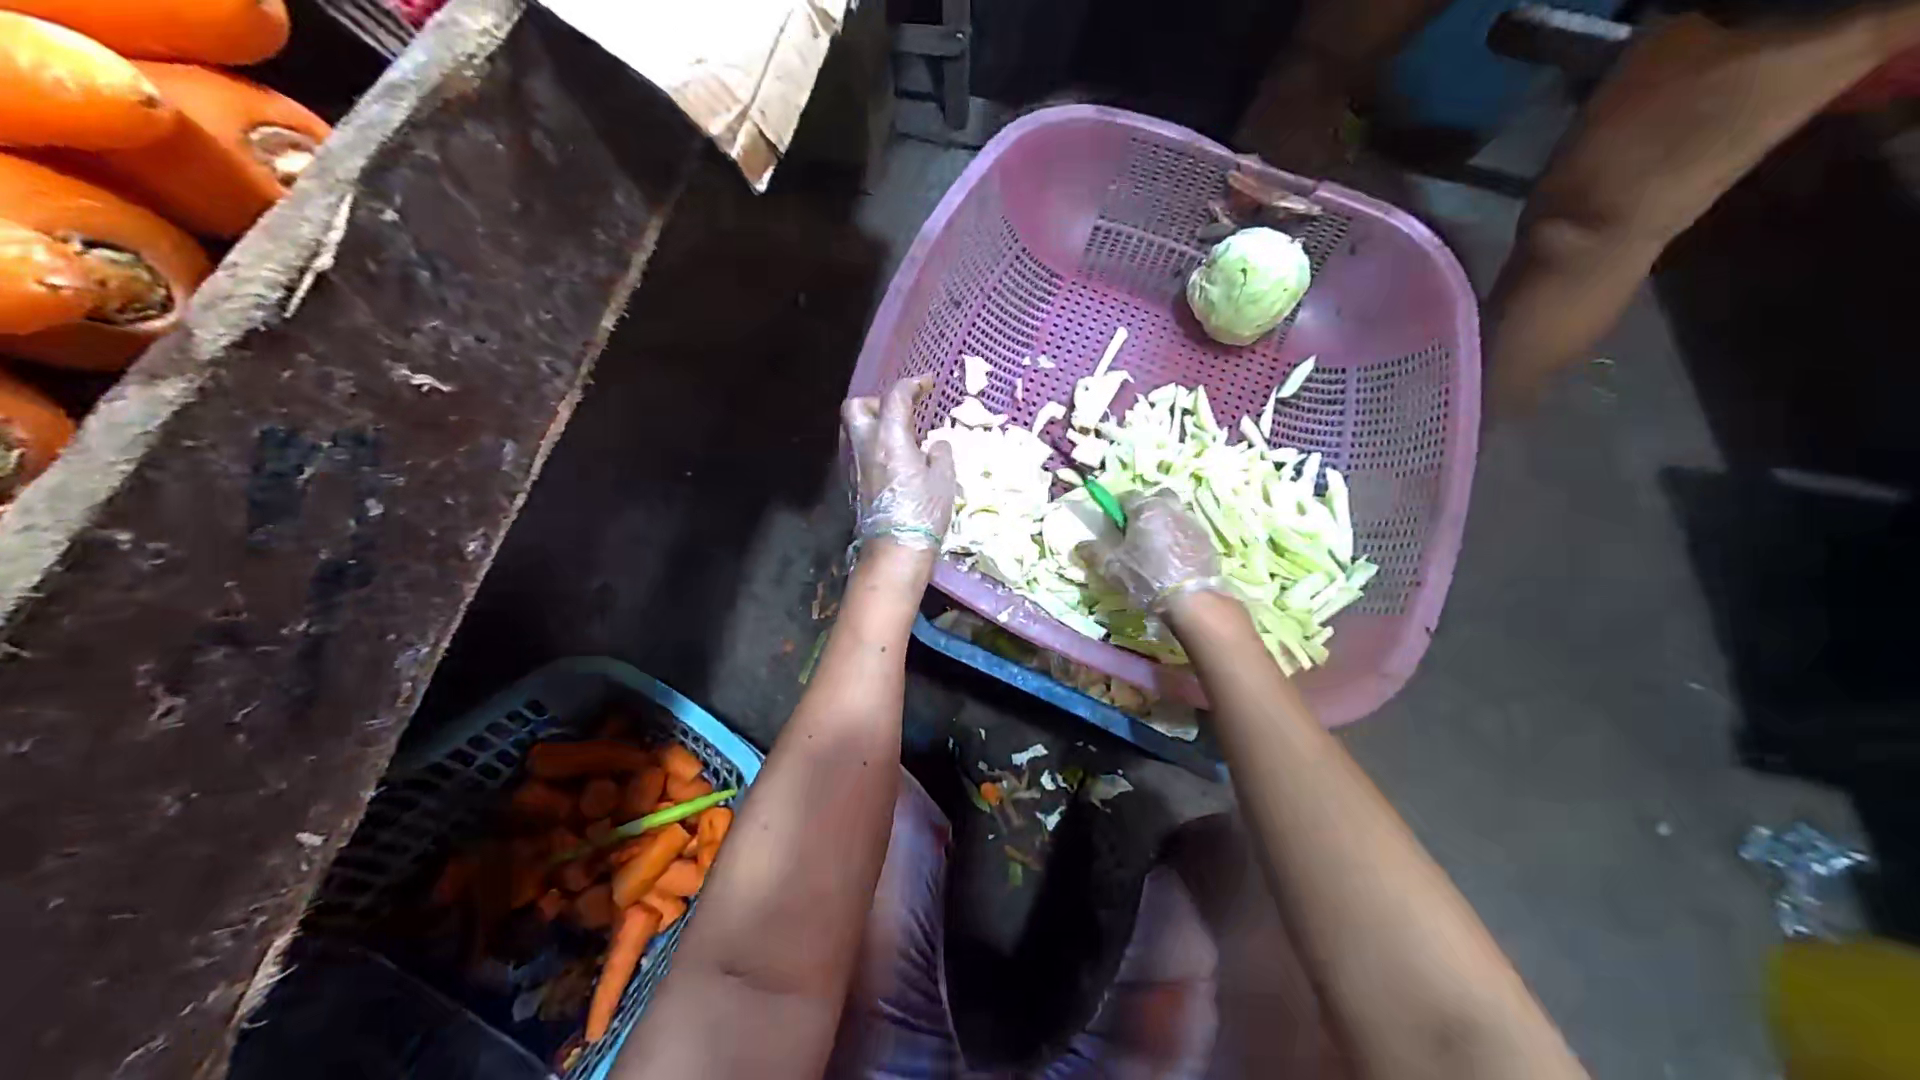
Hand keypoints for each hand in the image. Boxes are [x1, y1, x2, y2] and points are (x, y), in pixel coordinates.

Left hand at [841, 375, 954, 551]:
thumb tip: (934, 444)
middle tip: (900, 412)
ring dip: (872, 424)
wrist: (895, 549)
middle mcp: (865, 445)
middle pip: (856, 406)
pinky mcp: (851, 483)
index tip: (927, 385)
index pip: (896, 396)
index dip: (913, 384)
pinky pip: (856, 452)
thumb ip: (939, 453)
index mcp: (890, 438)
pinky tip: (890, 460)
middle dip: (877, 402)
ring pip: (852, 429)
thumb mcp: (944, 479)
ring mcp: (854, 465)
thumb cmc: (923, 512)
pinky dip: (870, 446)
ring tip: (897, 437)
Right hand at [1082, 490, 1228, 611]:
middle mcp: (1171, 509)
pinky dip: (1180, 539)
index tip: (1115, 526)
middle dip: (1148, 508)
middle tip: (1139, 532)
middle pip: (1157, 498)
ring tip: (1158, 549)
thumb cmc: (1146, 577)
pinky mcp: (1207, 540)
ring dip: (1165, 524)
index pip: (1127, 496)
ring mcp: (1192, 523)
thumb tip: (1080, 545)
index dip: (1118, 509)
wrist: (1192, 600)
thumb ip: (1093, 552)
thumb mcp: (1111, 567)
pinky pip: (1188, 532)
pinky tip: (1175, 560)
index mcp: (1145, 509)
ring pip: (1175, 514)